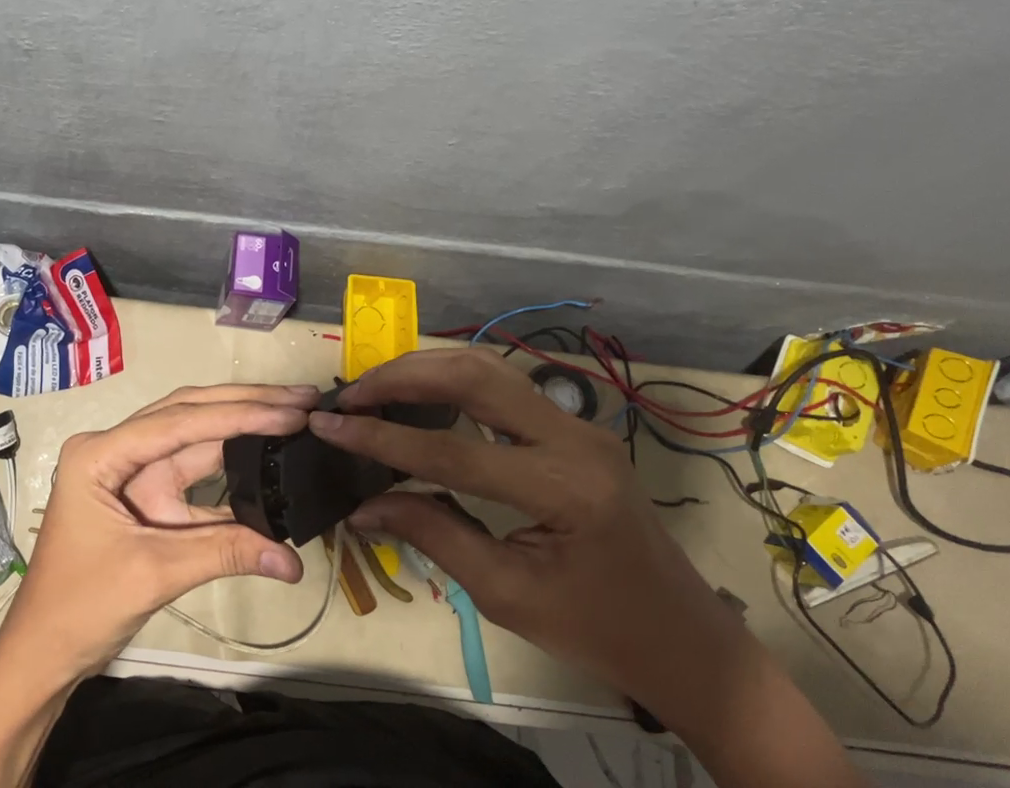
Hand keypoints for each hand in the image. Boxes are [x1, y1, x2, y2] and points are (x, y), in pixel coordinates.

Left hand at [5, 384, 317, 681]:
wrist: (45, 650)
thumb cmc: (81, 605)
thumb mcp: (153, 573)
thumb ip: (224, 554)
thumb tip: (293, 561)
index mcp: (100, 453)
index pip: (177, 423)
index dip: (237, 415)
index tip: (289, 413)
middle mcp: (115, 450)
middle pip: (187, 414)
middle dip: (245, 405)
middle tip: (303, 400)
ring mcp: (131, 471)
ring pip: (194, 437)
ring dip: (242, 427)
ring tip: (295, 415)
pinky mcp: (147, 496)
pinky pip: (195, 474)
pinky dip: (233, 470)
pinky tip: (268, 458)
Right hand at [309, 351, 742, 703]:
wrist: (684, 639)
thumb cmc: (597, 629)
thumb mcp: (507, 593)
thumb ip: (433, 535)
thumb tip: (362, 505)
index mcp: (562, 487)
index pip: (451, 449)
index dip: (380, 437)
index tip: (325, 426)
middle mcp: (575, 439)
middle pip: (474, 375)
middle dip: (402, 377)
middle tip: (349, 396)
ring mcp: (580, 428)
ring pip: (490, 369)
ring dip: (426, 371)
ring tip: (373, 391)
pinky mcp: (576, 431)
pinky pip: (505, 389)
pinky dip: (453, 384)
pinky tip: (419, 399)